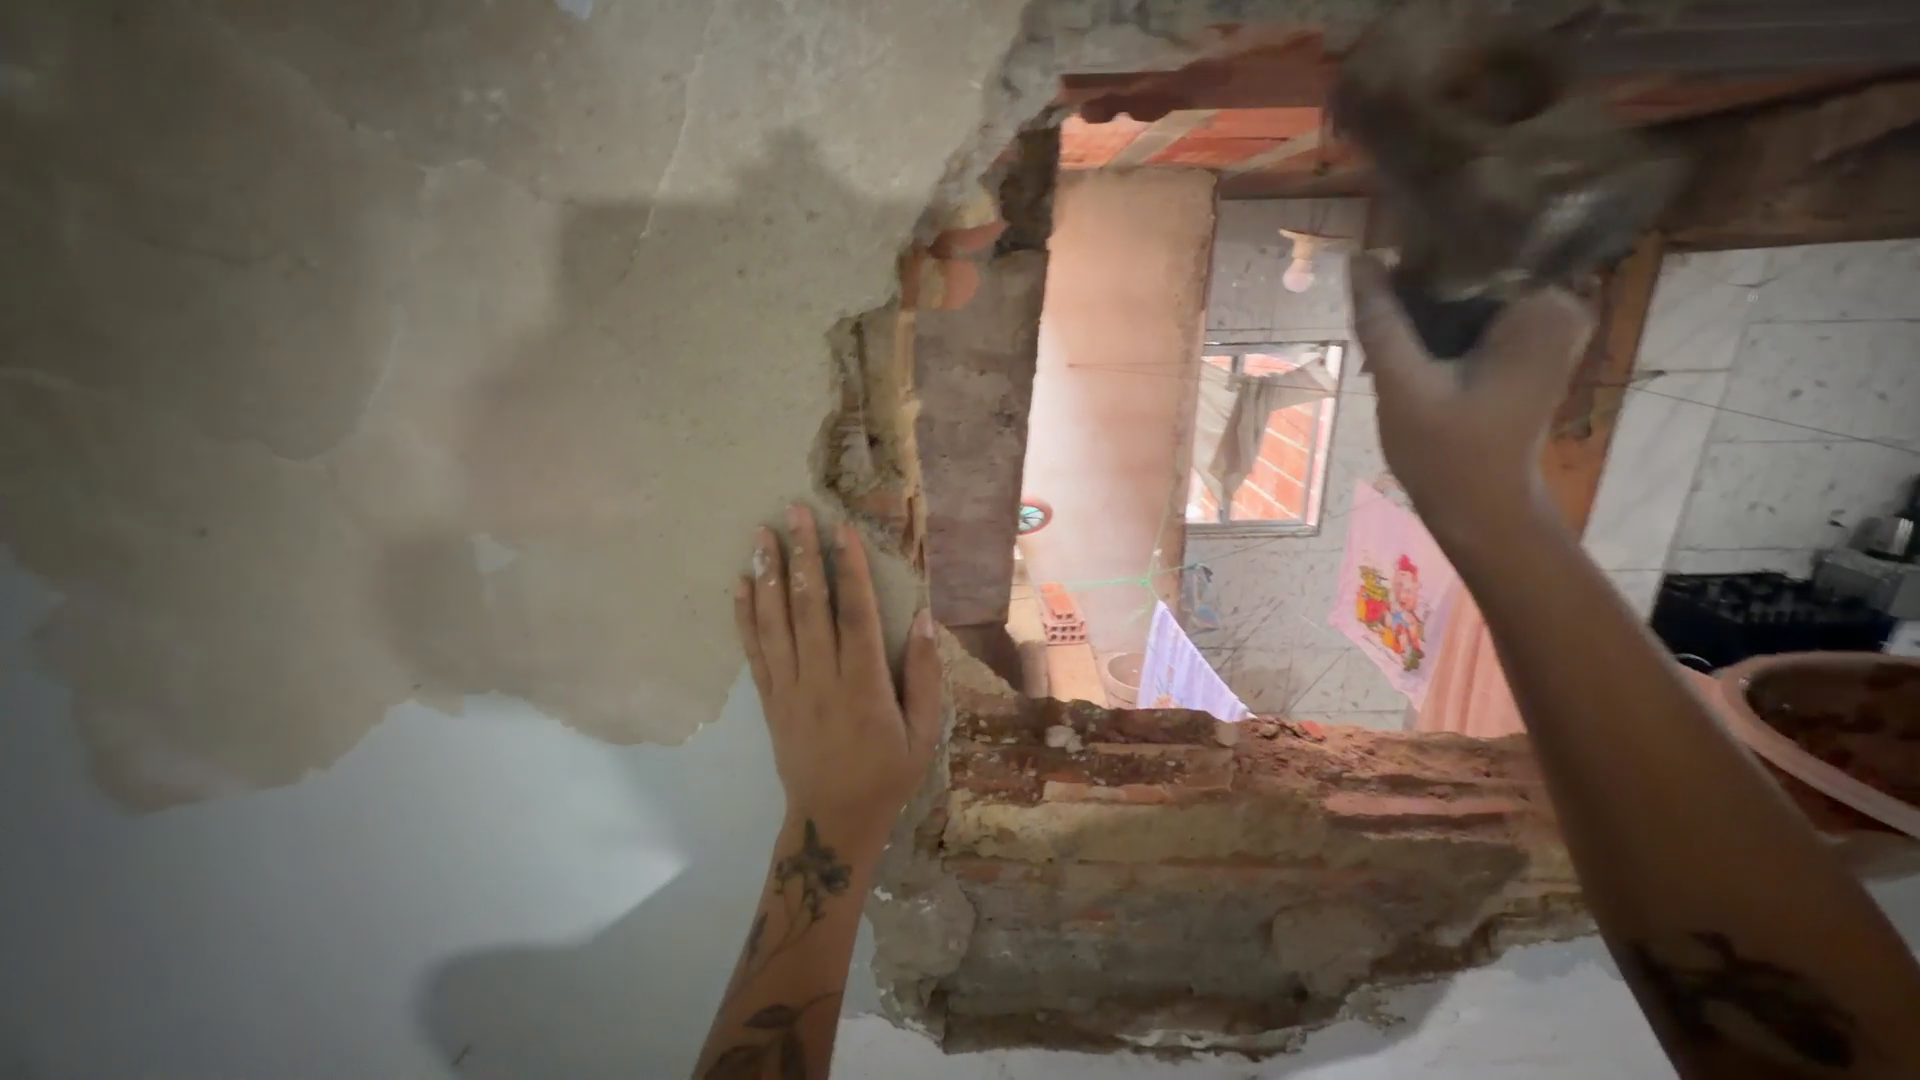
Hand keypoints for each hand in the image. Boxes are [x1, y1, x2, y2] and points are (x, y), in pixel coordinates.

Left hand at [733, 503, 942, 850]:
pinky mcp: (769, 700)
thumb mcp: (925, 733)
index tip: (843, 530)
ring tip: (762, 534)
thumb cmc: (888, 774)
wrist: (833, 820)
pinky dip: (745, 617)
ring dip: (768, 575)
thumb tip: (925, 619)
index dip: (850, 570)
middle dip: (802, 556)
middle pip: (808, 608)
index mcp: (864, 685)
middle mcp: (821, 679)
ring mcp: (789, 688)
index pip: (856, 615)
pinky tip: (739, 585)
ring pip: (775, 623)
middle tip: (794, 513)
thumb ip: (926, 677)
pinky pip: (754, 652)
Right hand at [1349, 254, 1594, 545]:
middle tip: (1378, 296)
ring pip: (1473, 285)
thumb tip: (1358, 257)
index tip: (1384, 254)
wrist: (1479, 508)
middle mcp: (1557, 304)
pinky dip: (1440, 318)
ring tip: (1387, 314)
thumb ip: (1381, 319)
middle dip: (1424, 276)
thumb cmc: (1445, 453)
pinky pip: (1476, 309)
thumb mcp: (1402, 384)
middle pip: (1479, 262)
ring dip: (1427, 298)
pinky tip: (1407, 335)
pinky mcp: (1527, 343)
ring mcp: (1545, 324)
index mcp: (1542, 307)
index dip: (1429, 244)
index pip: (1484, 243)